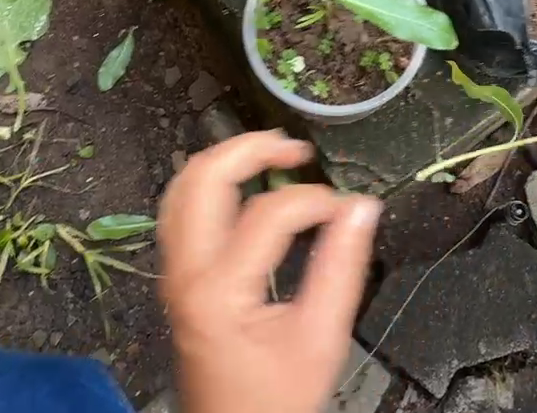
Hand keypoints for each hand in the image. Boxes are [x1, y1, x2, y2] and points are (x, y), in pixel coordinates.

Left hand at [158, 131, 381, 412]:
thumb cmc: (276, 398)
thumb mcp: (320, 340)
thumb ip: (341, 268)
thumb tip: (362, 206)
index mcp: (219, 289)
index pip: (269, 213)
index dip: (314, 200)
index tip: (345, 209)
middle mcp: (185, 271)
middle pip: (205, 176)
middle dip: (252, 149)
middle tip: (296, 150)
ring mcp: (173, 270)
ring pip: (183, 184)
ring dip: (227, 158)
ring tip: (271, 155)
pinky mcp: (175, 274)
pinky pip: (179, 206)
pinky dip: (210, 180)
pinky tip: (240, 182)